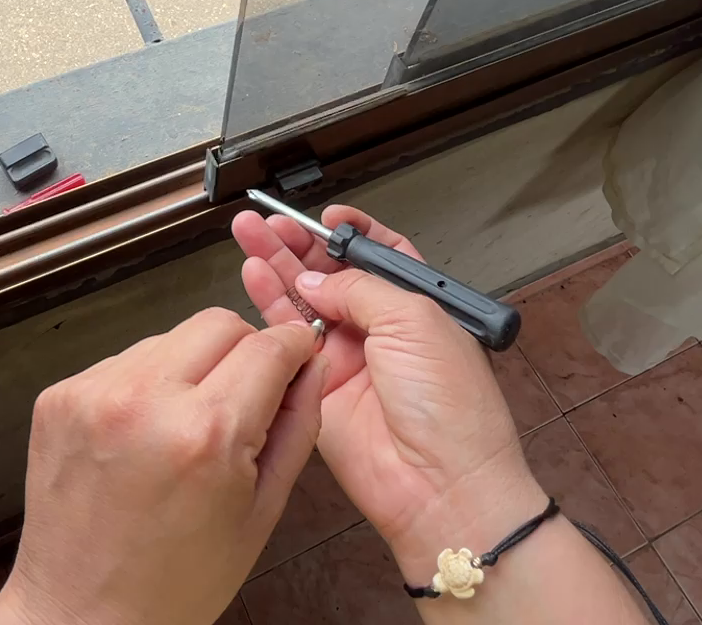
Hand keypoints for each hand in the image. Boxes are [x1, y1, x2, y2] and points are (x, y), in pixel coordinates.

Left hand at [0, 307, 327, 624]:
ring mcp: (93, 391)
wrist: (80, 617)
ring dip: (191, 364)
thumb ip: (297, 426)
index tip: (299, 350)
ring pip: (170, 336)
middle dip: (245, 347)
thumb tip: (315, 363)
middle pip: (218, 322)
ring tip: (185, 420)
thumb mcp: (261, 514)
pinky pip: (125, 359)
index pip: (267, 346)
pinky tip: (145, 429)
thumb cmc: (179, 581)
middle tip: (243, 392)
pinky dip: (147, 381)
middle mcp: (145, 398)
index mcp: (206, 434)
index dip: (294, 344)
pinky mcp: (61, 393)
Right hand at [232, 207, 546, 576]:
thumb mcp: (413, 320)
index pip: (380, 256)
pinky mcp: (315, 381)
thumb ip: (358, 288)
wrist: (439, 484)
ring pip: (302, 297)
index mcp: (414, 306)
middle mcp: (377, 326)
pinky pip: (285, 334)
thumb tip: (316, 279)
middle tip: (268, 222)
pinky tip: (254, 273)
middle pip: (330, 272)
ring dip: (275, 263)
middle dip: (299, 243)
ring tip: (249, 233)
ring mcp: (345, 353)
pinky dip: (267, 302)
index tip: (330, 218)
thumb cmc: (451, 405)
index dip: (353, 233)